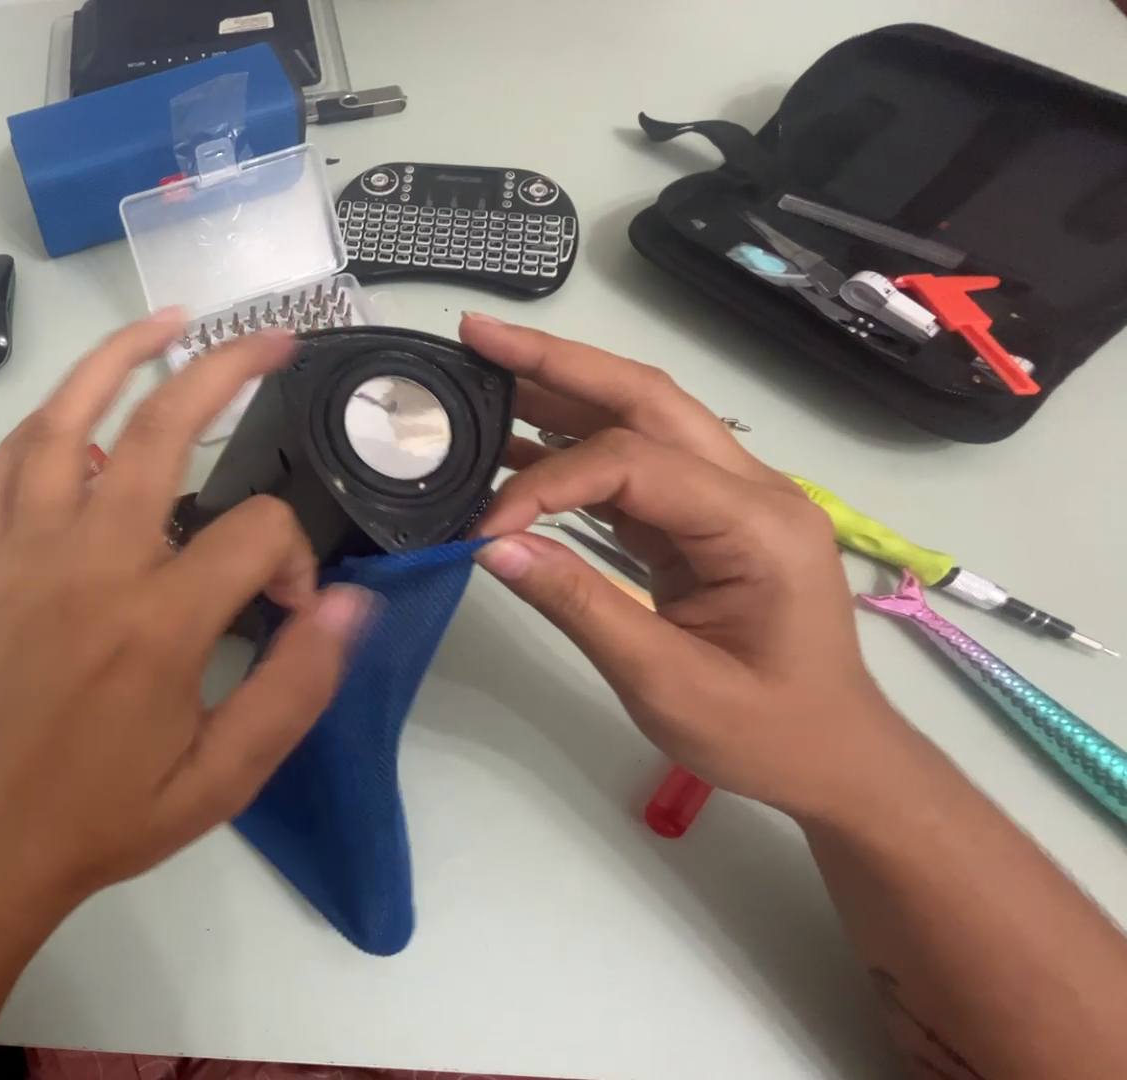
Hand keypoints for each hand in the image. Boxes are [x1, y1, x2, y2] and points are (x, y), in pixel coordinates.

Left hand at [0, 312, 368, 927]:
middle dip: (226, 369)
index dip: (293, 550)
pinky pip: (5, 468)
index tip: (290, 598)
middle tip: (271, 338)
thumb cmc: (108, 814)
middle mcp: (88, 565)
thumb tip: (348, 598)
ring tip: (166, 324)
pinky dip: (41, 427)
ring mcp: (22, 554)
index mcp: (158, 621)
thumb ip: (297, 684)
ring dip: (116, 359)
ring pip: (65, 422)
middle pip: (161, 429)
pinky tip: (72, 414)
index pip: (256, 531)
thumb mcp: (226, 776)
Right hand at [459, 313, 908, 817]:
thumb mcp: (664, 681)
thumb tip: (491, 547)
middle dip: (557, 361)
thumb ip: (578, 604)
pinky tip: (514, 440)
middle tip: (477, 337)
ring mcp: (727, 499)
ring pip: (637, 417)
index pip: (631, 464)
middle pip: (645, 398)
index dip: (545, 484)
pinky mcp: (700, 519)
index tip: (482, 528)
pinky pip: (628, 464)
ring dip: (559, 388)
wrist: (834, 759)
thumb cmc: (762, 731)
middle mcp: (750, 490)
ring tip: (484, 370)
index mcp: (756, 526)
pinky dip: (567, 445)